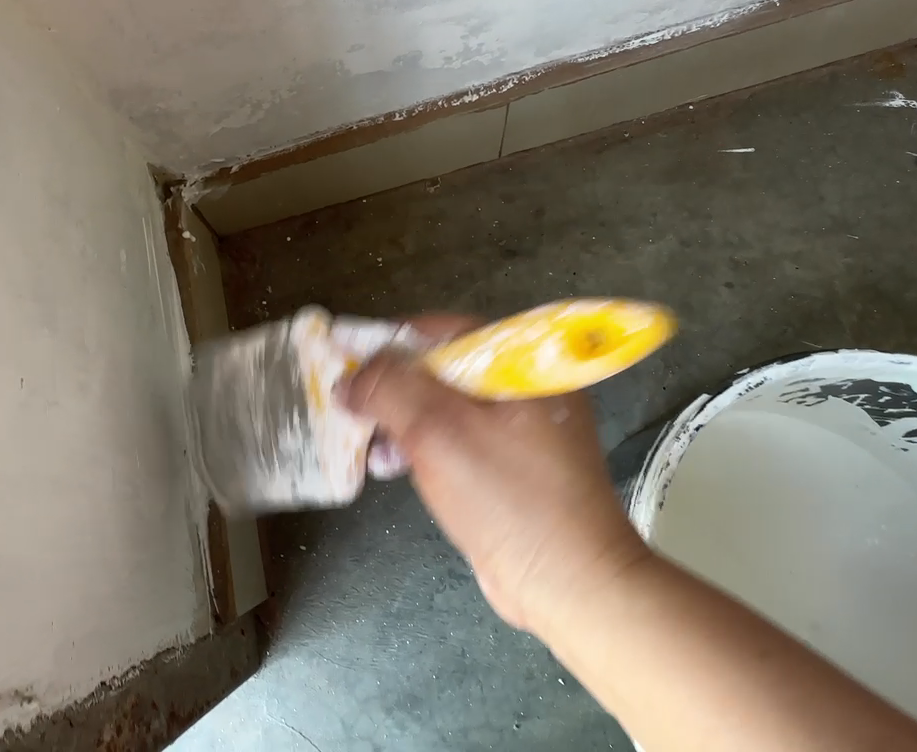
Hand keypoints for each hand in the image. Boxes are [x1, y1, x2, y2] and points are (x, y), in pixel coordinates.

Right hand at [340, 315, 650, 631]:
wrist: (572, 586)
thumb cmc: (506, 498)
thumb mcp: (437, 431)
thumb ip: (387, 389)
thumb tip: (347, 377)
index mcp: (521, 362)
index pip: (441, 330)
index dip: (388, 342)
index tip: (345, 360)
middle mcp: (525, 385)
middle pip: (441, 366)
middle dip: (391, 386)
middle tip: (352, 405)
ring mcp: (522, 426)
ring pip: (445, 403)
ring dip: (402, 418)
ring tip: (368, 442)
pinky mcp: (513, 463)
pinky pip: (458, 435)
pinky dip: (423, 443)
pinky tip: (393, 464)